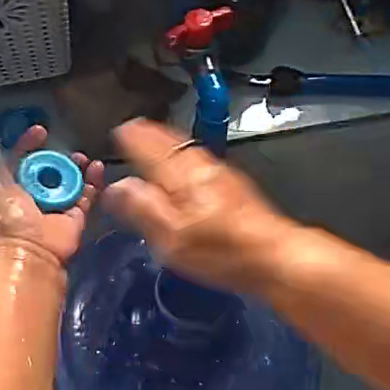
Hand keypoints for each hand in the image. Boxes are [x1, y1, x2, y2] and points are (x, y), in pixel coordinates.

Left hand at [0, 125, 105, 267]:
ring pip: (71, 179)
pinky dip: (93, 180)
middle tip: (67, 149)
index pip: (21, 159)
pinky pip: (88, 194)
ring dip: (78, 166)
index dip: (29, 143)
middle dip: (58, 156)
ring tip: (83, 158)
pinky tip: (96, 168)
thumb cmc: (8, 217)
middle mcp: (34, 196)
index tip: (41, 131)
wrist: (31, 251)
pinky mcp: (76, 216)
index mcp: (11, 187)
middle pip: (49, 167)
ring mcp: (56, 206)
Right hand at [103, 119, 298, 292]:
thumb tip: (115, 188)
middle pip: (166, 138)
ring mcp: (218, 171)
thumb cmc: (223, 250)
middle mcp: (199, 163)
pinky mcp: (230, 185)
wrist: (274, 257)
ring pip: (183, 147)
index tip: (115, 134)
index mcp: (179, 172)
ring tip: (148, 145)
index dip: (126, 137)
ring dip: (163, 144)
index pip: (146, 140)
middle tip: (129, 133)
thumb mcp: (171, 237)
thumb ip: (140, 208)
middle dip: (145, 134)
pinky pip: (195, 161)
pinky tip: (178, 171)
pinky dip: (180, 159)